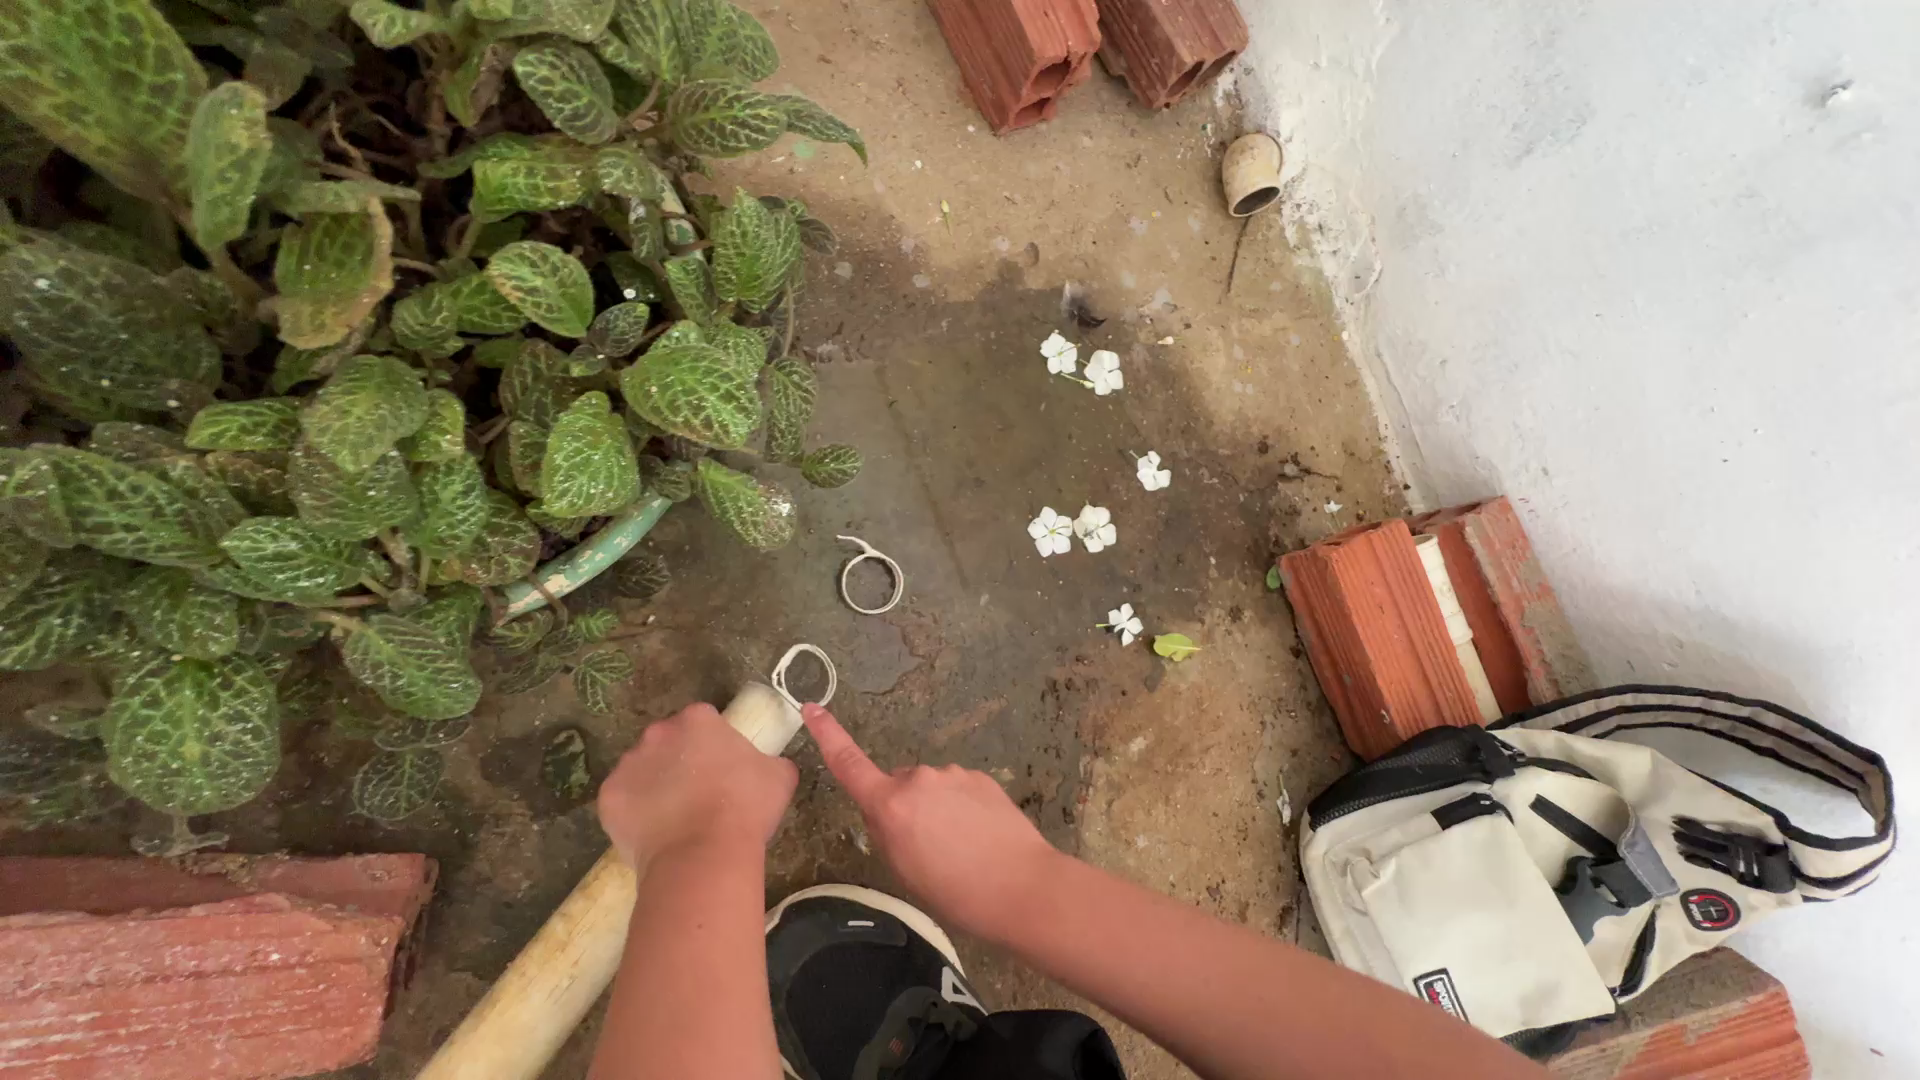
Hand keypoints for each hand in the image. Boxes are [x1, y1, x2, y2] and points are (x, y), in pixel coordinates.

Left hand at [597, 702, 799, 867]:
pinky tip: (656, 832)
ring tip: (676, 816)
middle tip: (699, 791)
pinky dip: (635, 812)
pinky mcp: (609, 797)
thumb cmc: (745, 808)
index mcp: (698, 720)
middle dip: (680, 759)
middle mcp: (659, 733)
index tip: (722, 767)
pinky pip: (623, 800)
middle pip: (668, 740)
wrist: (704, 855)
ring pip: (642, 769)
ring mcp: (629, 764)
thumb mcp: (779, 776)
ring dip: (655, 784)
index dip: (713, 743)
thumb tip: (767, 766)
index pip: (704, 720)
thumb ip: (769, 761)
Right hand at [804, 704, 1061, 941]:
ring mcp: (953, 773)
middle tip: (925, 850)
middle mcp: (919, 779)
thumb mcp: (903, 871)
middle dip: (902, 808)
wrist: (1021, 886)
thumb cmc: (955, 893)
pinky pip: (957, 789)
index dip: (827, 734)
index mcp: (891, 804)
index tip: (811, 707)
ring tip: (959, 850)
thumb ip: (886, 832)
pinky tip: (979, 837)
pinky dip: (961, 808)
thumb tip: (884, 810)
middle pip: (897, 786)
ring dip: (935, 809)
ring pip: (930, 789)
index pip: (849, 763)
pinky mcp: (980, 777)